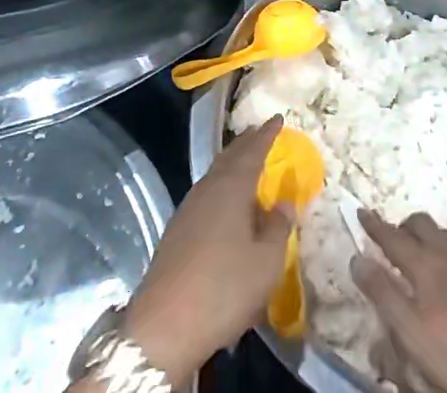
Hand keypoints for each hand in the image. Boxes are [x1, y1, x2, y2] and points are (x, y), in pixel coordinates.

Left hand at [123, 115, 295, 382]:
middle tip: (261, 132)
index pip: (252, 151)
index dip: (267, 134)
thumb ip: (279, 227)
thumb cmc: (224, 287)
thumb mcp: (267, 261)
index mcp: (231, 188)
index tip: (277, 118)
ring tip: (246, 163)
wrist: (163, 327)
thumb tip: (283, 203)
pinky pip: (206, 195)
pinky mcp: (176, 232)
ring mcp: (187, 210)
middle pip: (229, 158)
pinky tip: (227, 204)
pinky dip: (221, 187)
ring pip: (214, 176)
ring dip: (231, 165)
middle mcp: (207, 190)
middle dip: (246, 144)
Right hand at [353, 211, 446, 392]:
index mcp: (427, 266)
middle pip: (424, 226)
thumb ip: (383, 293)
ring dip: (429, 238)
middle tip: (390, 237)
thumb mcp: (411, 332)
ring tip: (418, 252)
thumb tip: (358, 258)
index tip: (361, 211)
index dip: (375, 225)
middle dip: (404, 226)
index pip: (394, 238)